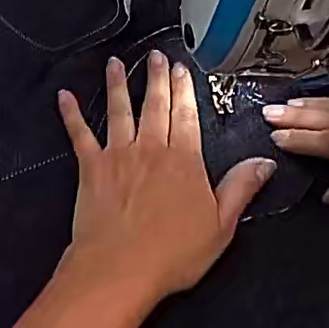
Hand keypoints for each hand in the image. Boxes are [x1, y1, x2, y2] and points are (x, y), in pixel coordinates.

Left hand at [58, 51, 273, 303]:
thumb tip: (264, 162)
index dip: (184, 90)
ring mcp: (118, 156)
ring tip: (117, 63)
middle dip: (157, 78)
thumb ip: (241, 188)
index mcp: (183, 161)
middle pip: (155, 105)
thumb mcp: (220, 225)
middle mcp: (151, 150)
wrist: (119, 271)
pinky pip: (80, 135)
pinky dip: (71, 114)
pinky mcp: (91, 168)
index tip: (182, 70)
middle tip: (156, 56)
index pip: (186, 115)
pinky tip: (64, 97)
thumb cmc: (171, 254)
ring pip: (119, 111)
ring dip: (118, 84)